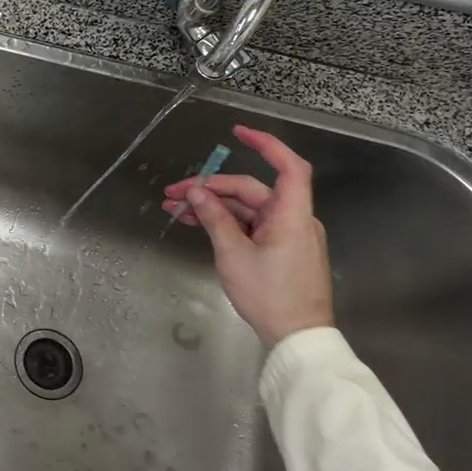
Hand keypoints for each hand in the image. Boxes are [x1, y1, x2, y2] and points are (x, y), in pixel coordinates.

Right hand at [163, 124, 333, 346]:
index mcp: (292, 215)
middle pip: (252, 190)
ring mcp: (288, 235)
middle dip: (212, 187)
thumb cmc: (270, 295)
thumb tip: (197, 192)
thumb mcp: (233, 255)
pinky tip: (198, 223)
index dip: (266, 144)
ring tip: (176, 210)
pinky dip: (226, 222)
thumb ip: (215, 219)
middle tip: (174, 194)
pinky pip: (252, 226)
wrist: (297, 338)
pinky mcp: (281, 250)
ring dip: (213, 206)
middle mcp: (294, 219)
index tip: (237, 132)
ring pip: (248, 209)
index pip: (288, 167)